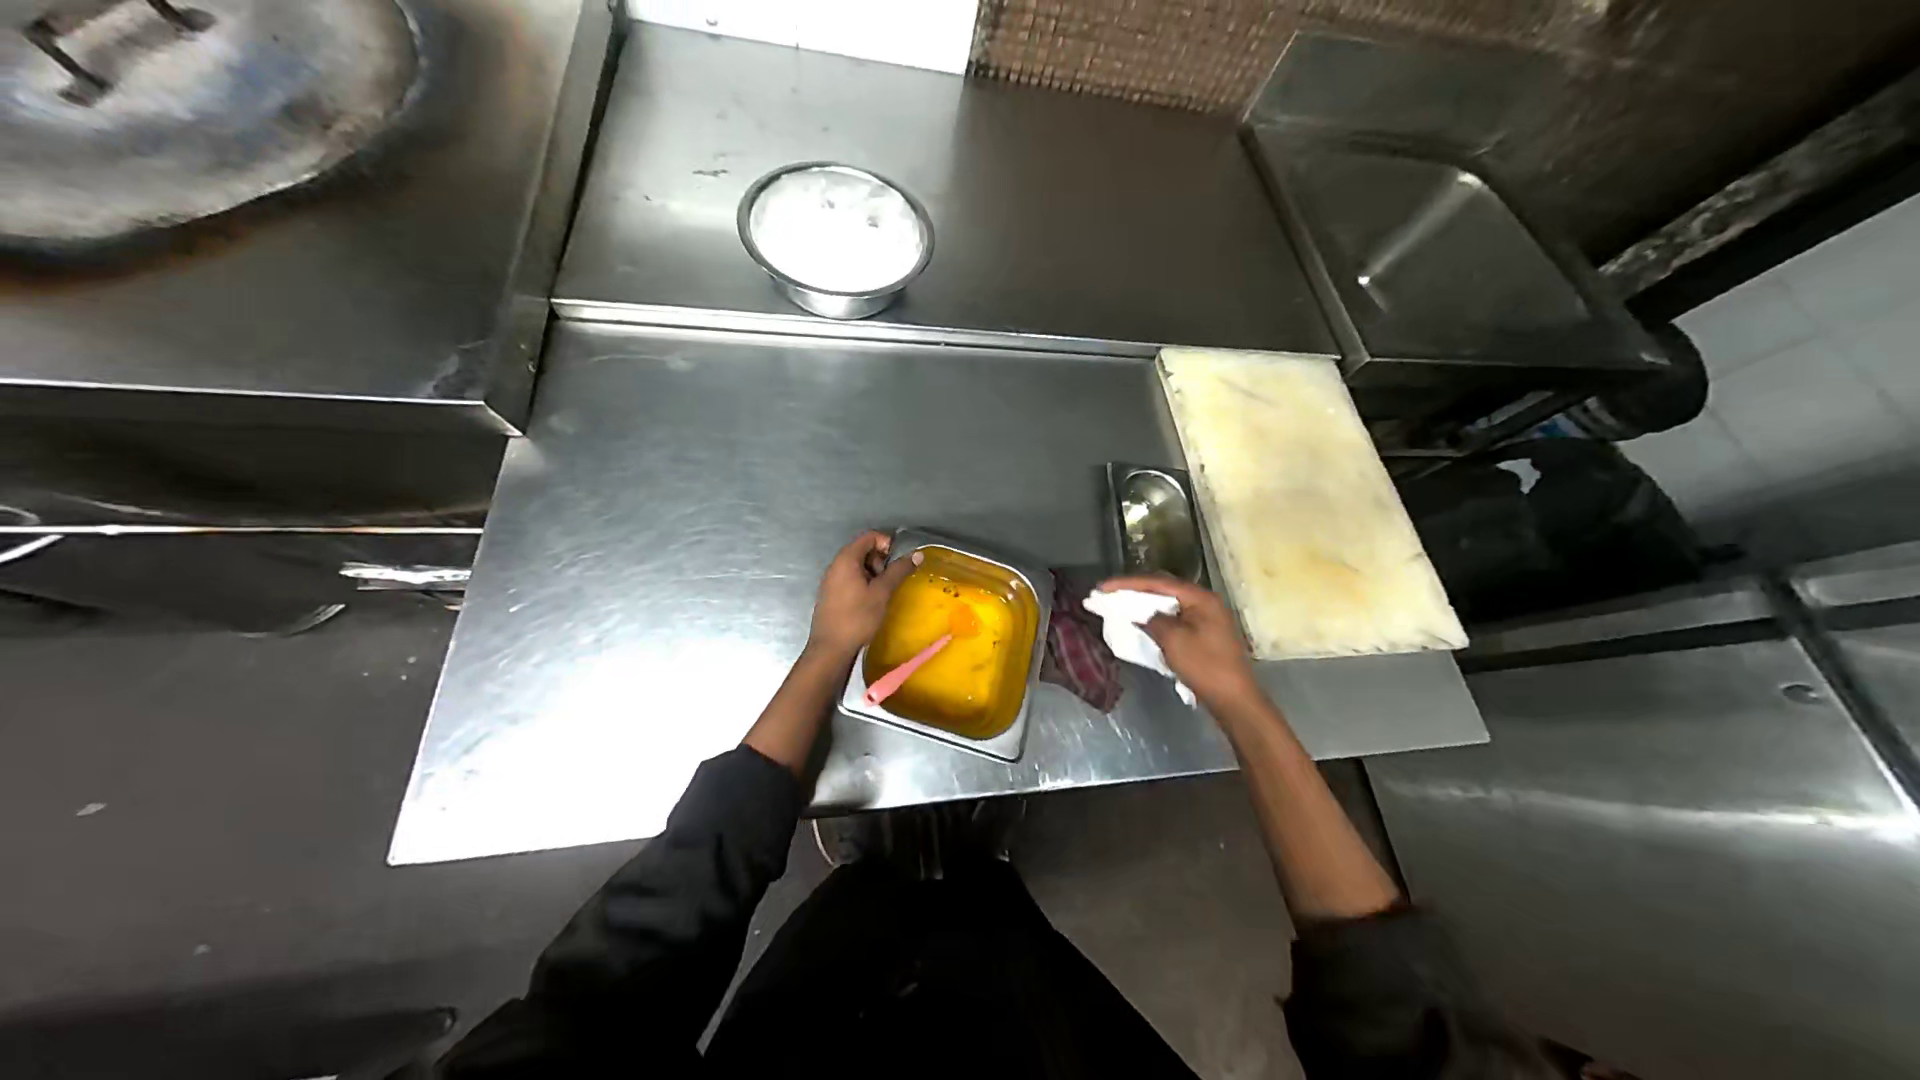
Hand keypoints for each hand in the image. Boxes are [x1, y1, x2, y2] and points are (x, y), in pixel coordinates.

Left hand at [808, 530, 919, 660]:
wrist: (831, 648)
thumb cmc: (857, 617)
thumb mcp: (882, 592)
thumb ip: (899, 570)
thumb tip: (918, 553)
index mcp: (846, 559)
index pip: (869, 536)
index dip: (888, 543)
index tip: (899, 561)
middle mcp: (836, 564)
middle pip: (863, 549)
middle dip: (881, 560)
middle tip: (889, 580)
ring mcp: (831, 579)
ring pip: (857, 565)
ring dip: (874, 573)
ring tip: (881, 593)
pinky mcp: (831, 593)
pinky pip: (850, 578)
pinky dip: (864, 583)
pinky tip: (870, 601)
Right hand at [1095, 575, 1262, 711]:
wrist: (1234, 699)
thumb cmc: (1205, 666)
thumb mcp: (1173, 640)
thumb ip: (1153, 620)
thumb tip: (1143, 614)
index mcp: (1200, 598)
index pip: (1158, 582)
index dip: (1127, 583)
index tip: (1103, 587)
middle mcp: (1205, 602)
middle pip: (1164, 589)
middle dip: (1135, 591)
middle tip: (1109, 594)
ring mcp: (1207, 617)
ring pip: (1169, 604)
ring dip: (1145, 604)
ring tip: (1120, 605)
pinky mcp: (1205, 633)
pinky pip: (1175, 617)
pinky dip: (1156, 618)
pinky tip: (1141, 622)